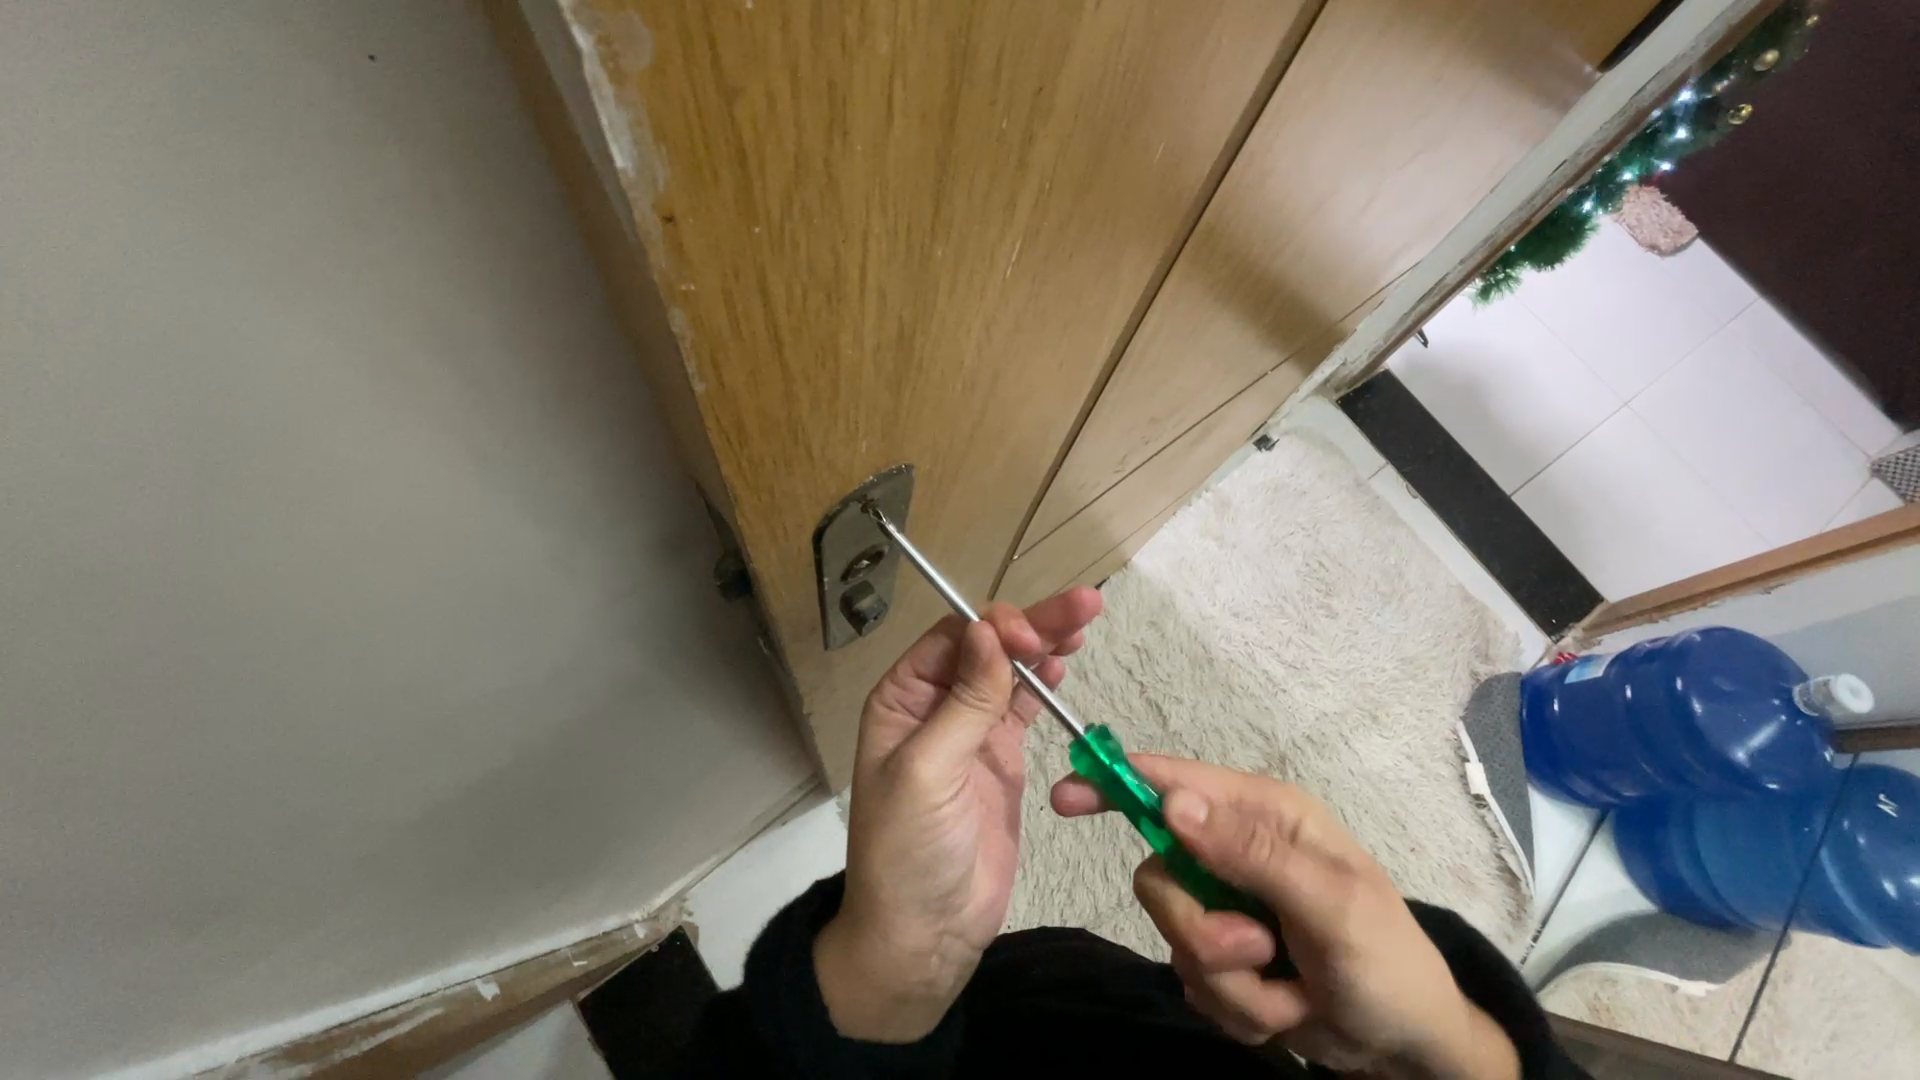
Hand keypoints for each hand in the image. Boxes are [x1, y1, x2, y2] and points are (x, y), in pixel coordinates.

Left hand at [814, 587, 1102, 1041]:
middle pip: (987, 649)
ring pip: (1010, 674)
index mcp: (903, 700)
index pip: (952, 641)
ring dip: (1044, 646)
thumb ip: (965, 703)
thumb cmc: (908, 851)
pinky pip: (1024, 710)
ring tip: (1083, 622)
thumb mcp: (928, 771)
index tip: (1030, 636)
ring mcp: (971, 733)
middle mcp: (935, 706)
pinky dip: (1044, 685)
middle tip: (1083, 604)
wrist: (924, 935)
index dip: (993, 627)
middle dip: (1031, 624)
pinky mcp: (1000, 760)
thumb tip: (988, 629)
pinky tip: (1063, 666)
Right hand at [1052, 755, 1518, 1079]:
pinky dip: (1236, 1007)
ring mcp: (1225, 904)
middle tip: (1257, 951)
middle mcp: (1234, 850)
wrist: (1412, 1051)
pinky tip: (1281, 1009)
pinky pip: (1192, 978)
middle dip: (1202, 930)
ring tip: (1288, 992)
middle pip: (1159, 875)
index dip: (1116, 782)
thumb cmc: (1389, 964)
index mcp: (1262, 815)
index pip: (1172, 782)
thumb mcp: (1331, 906)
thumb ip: (1249, 852)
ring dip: (1231, 980)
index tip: (1067, 796)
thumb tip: (1170, 800)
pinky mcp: (1224, 955)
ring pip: (1175, 935)